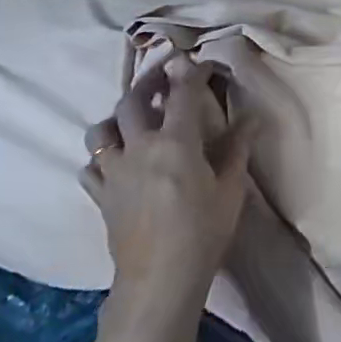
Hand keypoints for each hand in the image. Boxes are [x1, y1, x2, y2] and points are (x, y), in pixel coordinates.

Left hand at [79, 58, 254, 341]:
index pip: (182, 93)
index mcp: (176, 143)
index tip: (198, 62)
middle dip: (149, 82)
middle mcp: (139, 148)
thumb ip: (237, 148)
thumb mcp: (230, 188)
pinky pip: (90, 165)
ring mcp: (113, 171)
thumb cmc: (203, 231)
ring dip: (117, 117)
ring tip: (135, 118)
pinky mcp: (99, 194)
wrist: (160, 279)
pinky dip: (101, 155)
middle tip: (165, 77)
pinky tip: (116, 160)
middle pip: (133, 101)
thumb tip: (251, 118)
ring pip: (100, 129)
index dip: (190, 72)